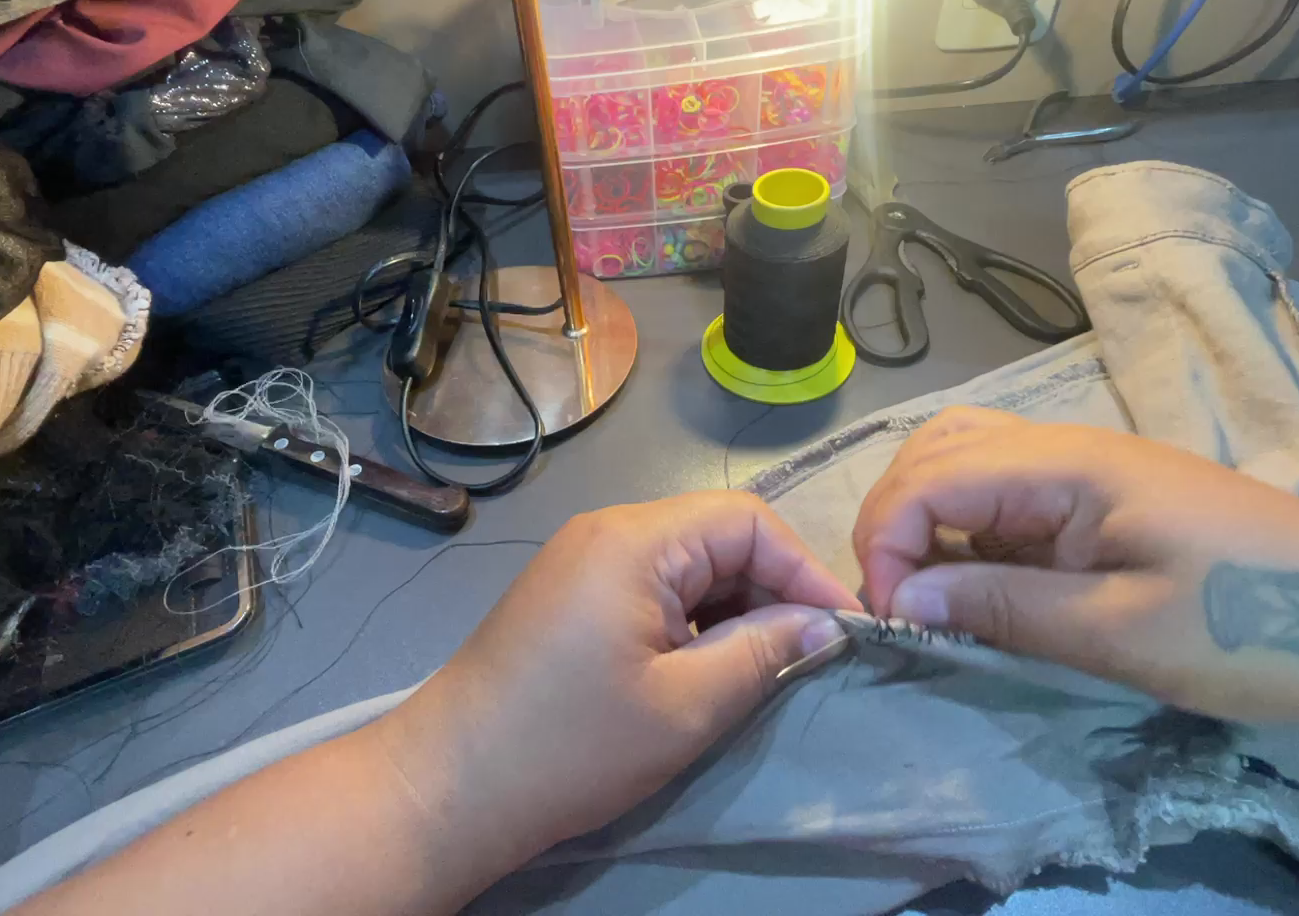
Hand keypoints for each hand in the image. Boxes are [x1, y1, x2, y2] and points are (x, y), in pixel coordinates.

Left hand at [376, 491, 857, 868]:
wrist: (453, 779)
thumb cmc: (571, 743)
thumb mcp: (684, 705)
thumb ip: (762, 651)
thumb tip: (828, 625)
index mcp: (634, 538)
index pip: (745, 520)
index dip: (803, 569)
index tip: (846, 630)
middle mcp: (608, 529)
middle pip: (715, 534)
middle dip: (771, 588)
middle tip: (810, 654)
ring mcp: (584, 556)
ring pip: (686, 561)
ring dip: (733, 604)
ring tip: (765, 663)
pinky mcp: (573, 589)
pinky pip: (652, 582)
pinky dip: (692, 615)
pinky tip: (707, 661)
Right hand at [850, 407, 1298, 723]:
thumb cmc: (1260, 629)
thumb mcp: (1123, 634)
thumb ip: (1001, 607)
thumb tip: (901, 598)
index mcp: (1062, 465)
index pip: (928, 480)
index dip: (887, 543)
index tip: (893, 617)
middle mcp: (1054, 444)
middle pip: (928, 453)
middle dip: (890, 522)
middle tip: (897, 597)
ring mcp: (1070, 462)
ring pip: (951, 454)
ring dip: (915, 510)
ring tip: (919, 574)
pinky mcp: (1083, 490)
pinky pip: (988, 481)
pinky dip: (953, 516)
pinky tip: (965, 562)